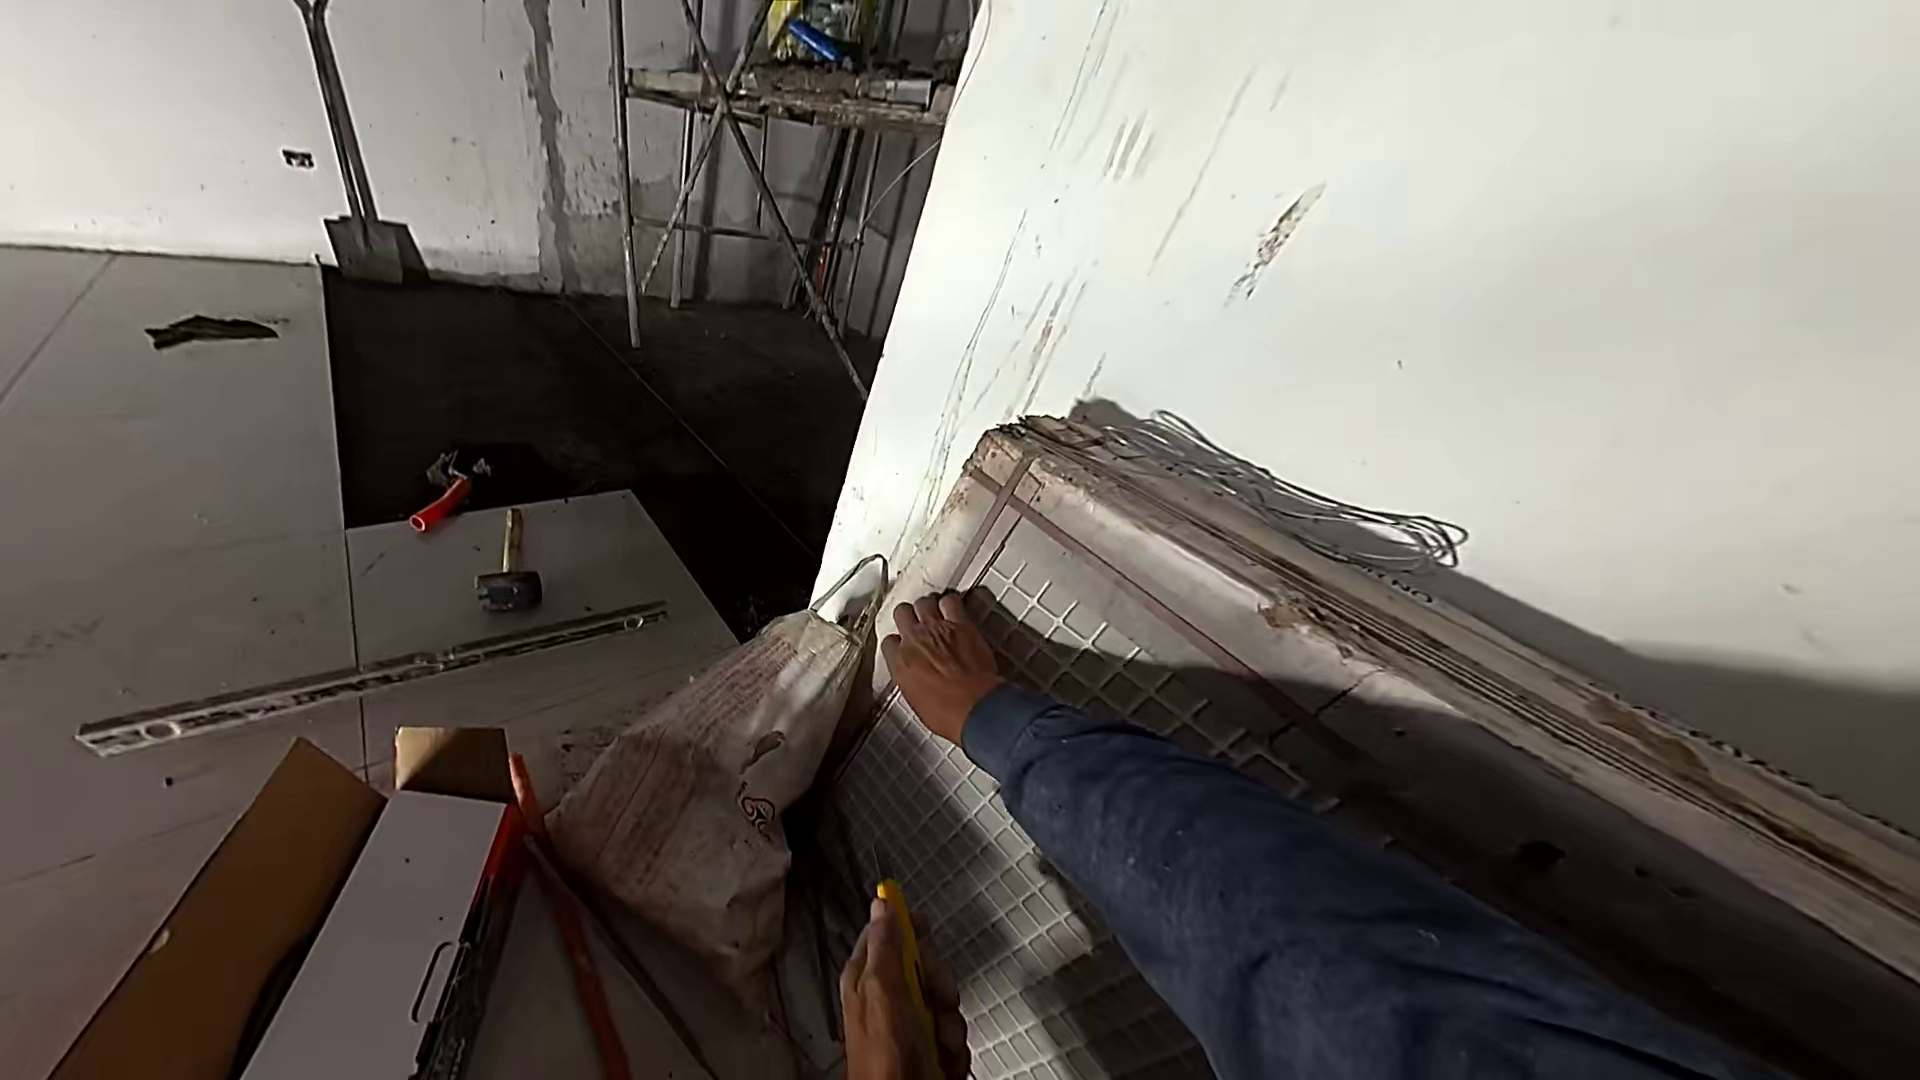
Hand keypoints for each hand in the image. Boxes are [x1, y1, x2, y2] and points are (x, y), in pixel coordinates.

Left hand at [842, 897, 969, 1079]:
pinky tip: (943, 1057)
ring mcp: (908, 1022)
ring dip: (949, 1019)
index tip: (923, 928)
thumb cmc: (884, 1057)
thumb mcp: (882, 989)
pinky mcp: (927, 1045)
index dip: (907, 925)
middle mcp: (886, 996)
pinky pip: (951, 1028)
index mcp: (866, 976)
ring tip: (939, 1039)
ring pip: (942, 996)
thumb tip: (882, 901)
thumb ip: (885, 944)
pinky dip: (953, 1044)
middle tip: (936, 997)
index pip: (887, 931)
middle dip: (939, 980)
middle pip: (923, 962)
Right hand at [881, 592, 1002, 744]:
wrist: (976, 707)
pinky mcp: (960, 623)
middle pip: (902, 612)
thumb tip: (914, 676)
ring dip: (929, 607)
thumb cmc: (948, 712)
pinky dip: (951, 603)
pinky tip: (954, 609)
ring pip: (924, 602)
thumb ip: (909, 679)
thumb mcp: (915, 701)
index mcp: (899, 662)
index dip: (897, 643)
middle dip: (909, 616)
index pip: (888, 641)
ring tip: (935, 613)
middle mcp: (914, 639)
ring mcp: (937, 628)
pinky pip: (951, 600)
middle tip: (917, 622)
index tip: (903, 645)